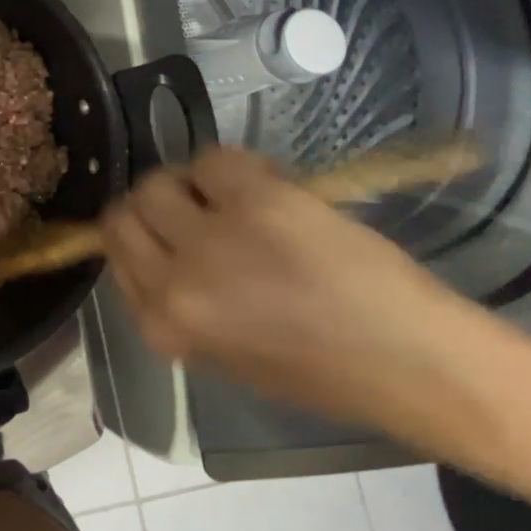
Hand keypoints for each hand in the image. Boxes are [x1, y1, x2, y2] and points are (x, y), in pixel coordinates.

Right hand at [100, 147, 477, 424]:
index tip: (165, 236)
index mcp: (163, 323)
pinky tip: (263, 190)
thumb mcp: (223, 353)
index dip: (139, 238)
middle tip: (195, 213)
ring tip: (229, 201)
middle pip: (126, 211)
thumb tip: (156, 252)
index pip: (114, 252)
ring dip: (187, 186)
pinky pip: (213, 159)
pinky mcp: (259, 200)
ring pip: (159, 181)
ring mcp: (215, 236)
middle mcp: (176, 278)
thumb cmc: (325, 371)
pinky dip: (231, 168)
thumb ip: (176, 303)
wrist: (415, 362)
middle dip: (156, 209)